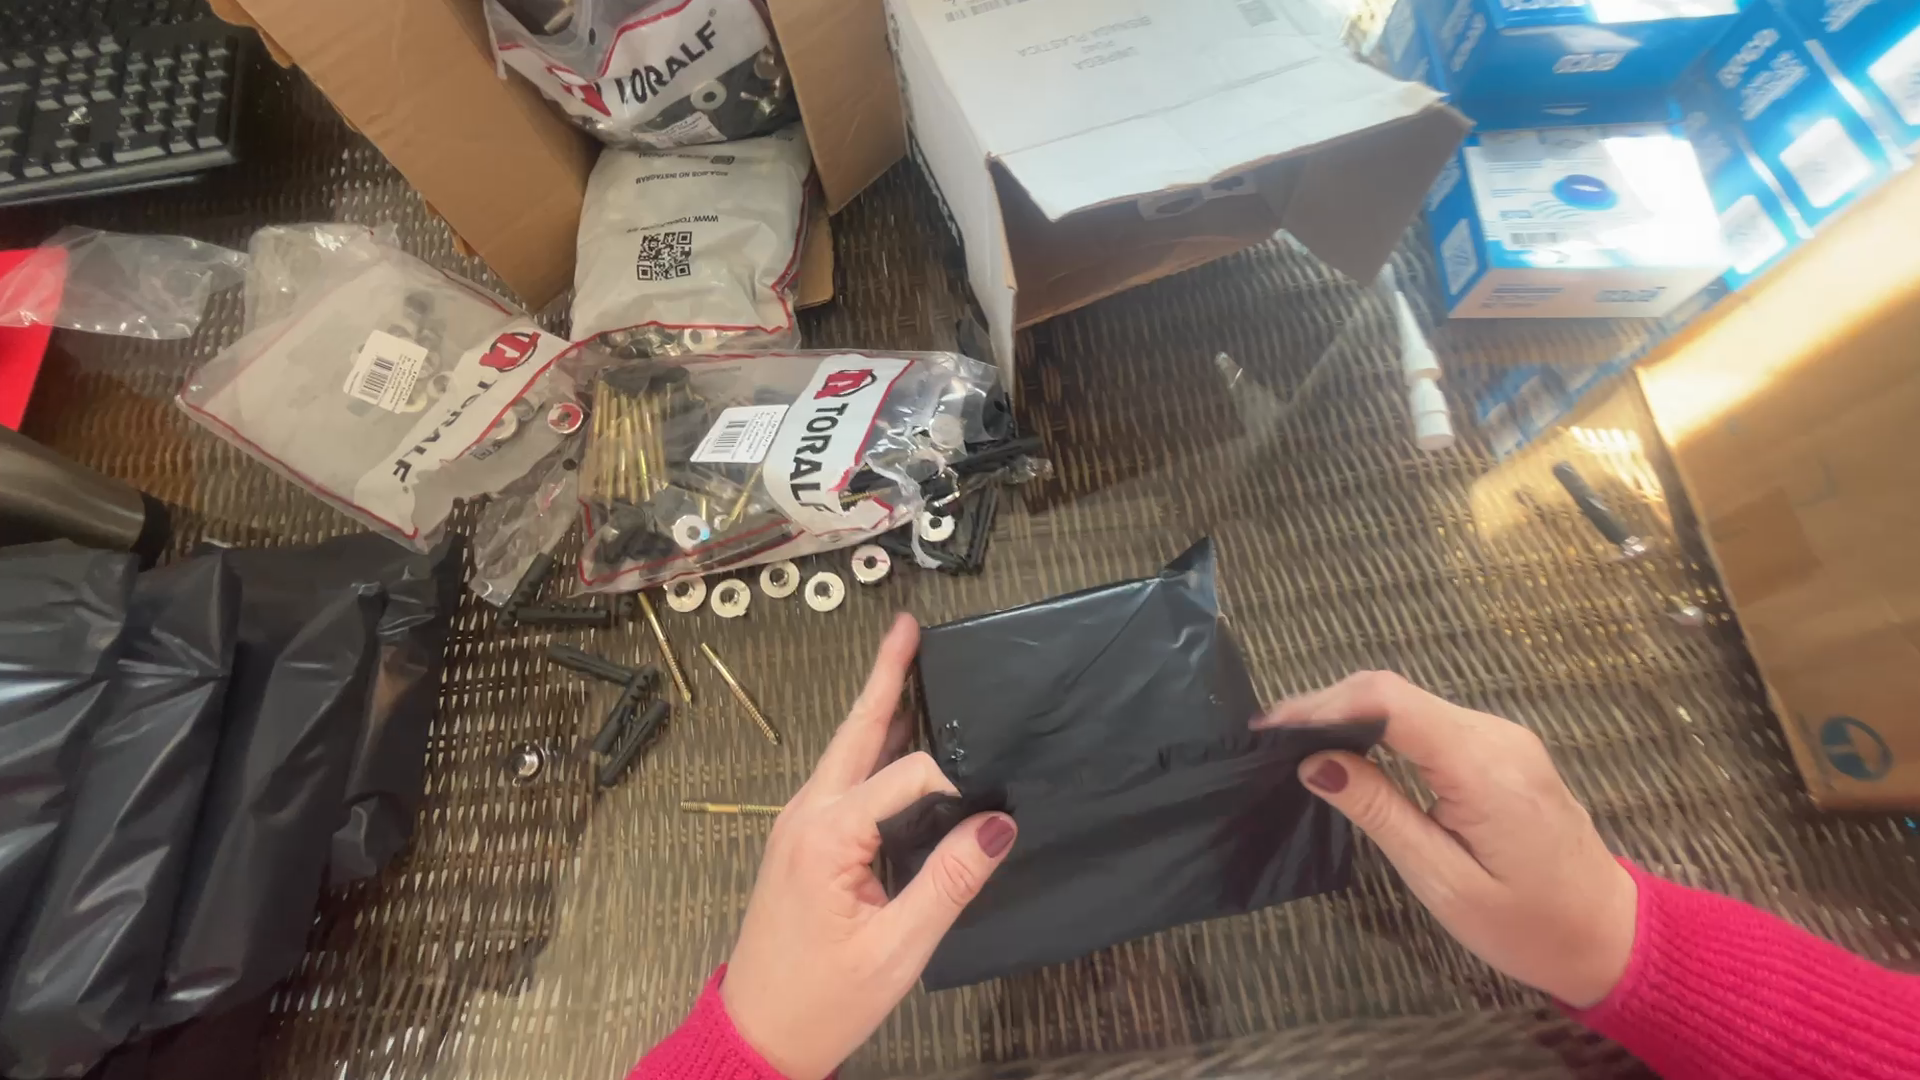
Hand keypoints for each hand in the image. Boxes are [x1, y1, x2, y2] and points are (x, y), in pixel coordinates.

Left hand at [721, 614, 1017, 1079]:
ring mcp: (800, 819)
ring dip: (878, 703)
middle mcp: (808, 810)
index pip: (906, 777)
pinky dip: (872, 742)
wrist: (755, 1035)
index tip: (987, 808)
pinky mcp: (804, 834)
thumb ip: (950, 879)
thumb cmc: (822, 998)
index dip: (950, 782)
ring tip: (907, 662)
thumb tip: (999, 823)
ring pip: (848, 747)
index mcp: (827, 832)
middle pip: (857, 729)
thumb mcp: (897, 947)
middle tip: (907, 627)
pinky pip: (844, 774)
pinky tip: (897, 735)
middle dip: (885, 674)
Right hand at [1255, 671, 1636, 1007]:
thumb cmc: (1529, 926)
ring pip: (1401, 698)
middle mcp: (1493, 734)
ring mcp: (1498, 734)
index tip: (1271, 726)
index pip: (1388, 703)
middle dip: (1324, 705)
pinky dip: (1372, 722)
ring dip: (1344, 711)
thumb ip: (1378, 811)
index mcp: (1483, 768)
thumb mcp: (1443, 880)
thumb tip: (1313, 762)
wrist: (1618, 939)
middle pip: (1390, 691)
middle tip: (1274, 736)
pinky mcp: (1494, 742)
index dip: (1321, 704)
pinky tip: (1344, 743)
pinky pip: (1420, 715)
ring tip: (1297, 739)